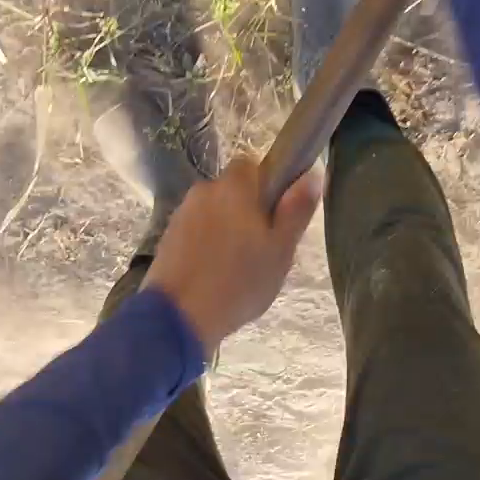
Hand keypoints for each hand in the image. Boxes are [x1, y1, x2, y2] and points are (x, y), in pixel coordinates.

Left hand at [145, 157, 321, 352]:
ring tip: (236, 266)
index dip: (268, 186)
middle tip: (261, 247)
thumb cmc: (238, 282)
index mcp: (234, 187)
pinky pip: (196, 231)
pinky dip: (206, 244)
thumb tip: (311, 175)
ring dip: (225, 228)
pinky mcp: (167, 237)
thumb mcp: (280, 250)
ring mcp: (182, 213)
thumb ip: (296, 210)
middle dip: (246, 210)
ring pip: (213, 211)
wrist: (179, 315)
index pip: (254, 164)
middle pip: (232, 190)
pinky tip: (213, 273)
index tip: (276, 217)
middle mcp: (204, 190)